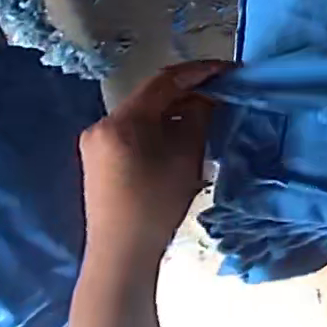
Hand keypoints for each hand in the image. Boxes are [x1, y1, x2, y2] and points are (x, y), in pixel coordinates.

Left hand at [77, 60, 233, 264]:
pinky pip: (136, 128)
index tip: (228, 70)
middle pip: (152, 95)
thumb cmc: (156, 204)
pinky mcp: (100, 158)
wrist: (121, 256)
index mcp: (122, 121)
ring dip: (176, 108)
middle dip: (189, 91)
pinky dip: (161, 124)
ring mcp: (98, 141)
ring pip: (145, 112)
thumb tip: (209, 97)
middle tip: (222, 91)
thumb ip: (199, 117)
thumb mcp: (186, 155)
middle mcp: (103, 124)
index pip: (165, 81)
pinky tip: (183, 132)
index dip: (199, 72)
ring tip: (208, 110)